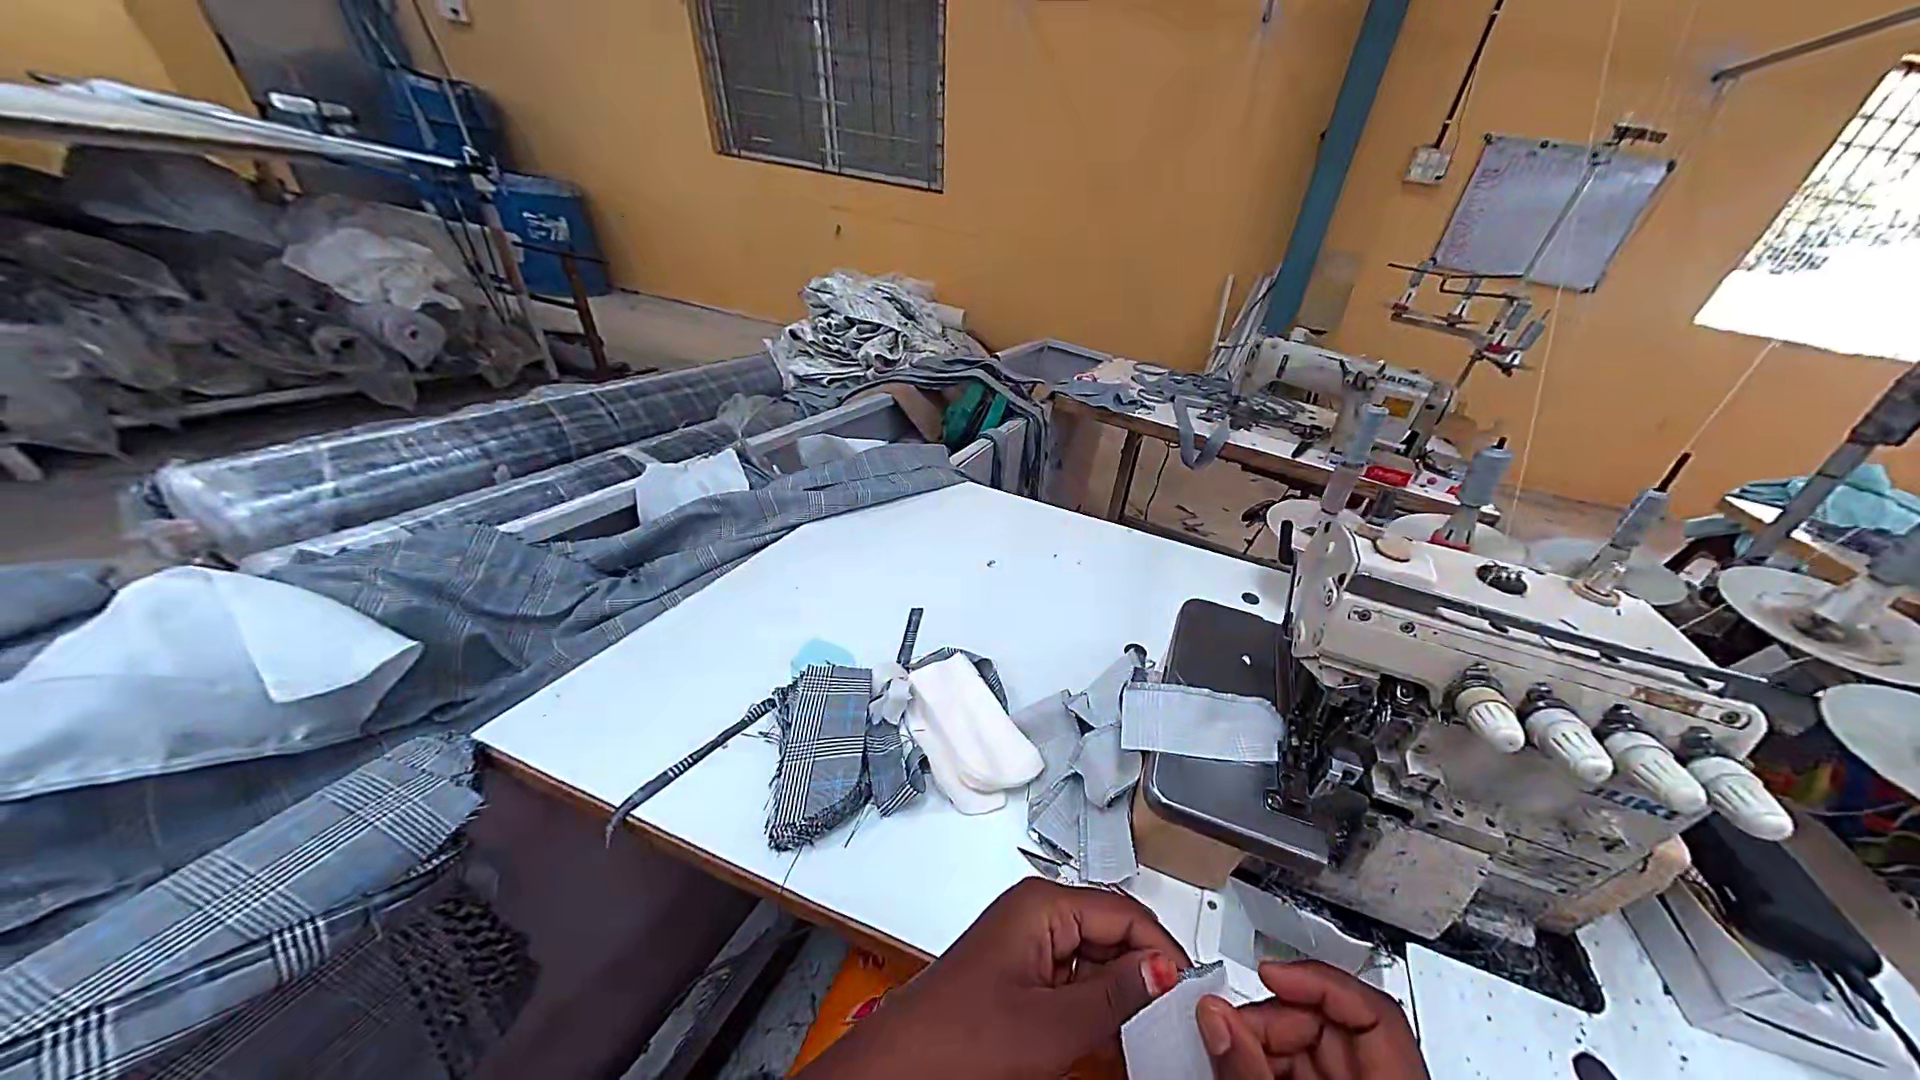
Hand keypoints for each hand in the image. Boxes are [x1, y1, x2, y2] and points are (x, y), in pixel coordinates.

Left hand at [798, 878, 1190, 1079]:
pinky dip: (1096, 1002)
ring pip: (1096, 954)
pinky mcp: (1024, 965)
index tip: (1190, 991)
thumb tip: (1163, 970)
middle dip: (1143, 971)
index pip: (1125, 911)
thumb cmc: (956, 1036)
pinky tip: (1110, 1033)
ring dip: (1121, 990)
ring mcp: (1029, 937)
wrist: (904, 1064)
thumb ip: (1113, 995)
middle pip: (1112, 930)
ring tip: (1144, 1031)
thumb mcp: (1051, 1025)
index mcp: (1041, 903)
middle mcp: (1036, 910)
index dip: (1162, 950)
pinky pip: (1075, 973)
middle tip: (1173, 1017)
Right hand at [1197, 960, 1427, 1079]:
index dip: (1317, 981)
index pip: (1374, 1010)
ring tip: (1231, 1055)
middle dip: (1272, 1017)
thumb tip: (1214, 1014)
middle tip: (1229, 1028)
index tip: (1267, 973)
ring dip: (1263, 1040)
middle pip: (1332, 1023)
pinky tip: (1243, 1071)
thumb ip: (1250, 1070)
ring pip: (1313, 1045)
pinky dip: (1269, 1064)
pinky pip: (1306, 1069)